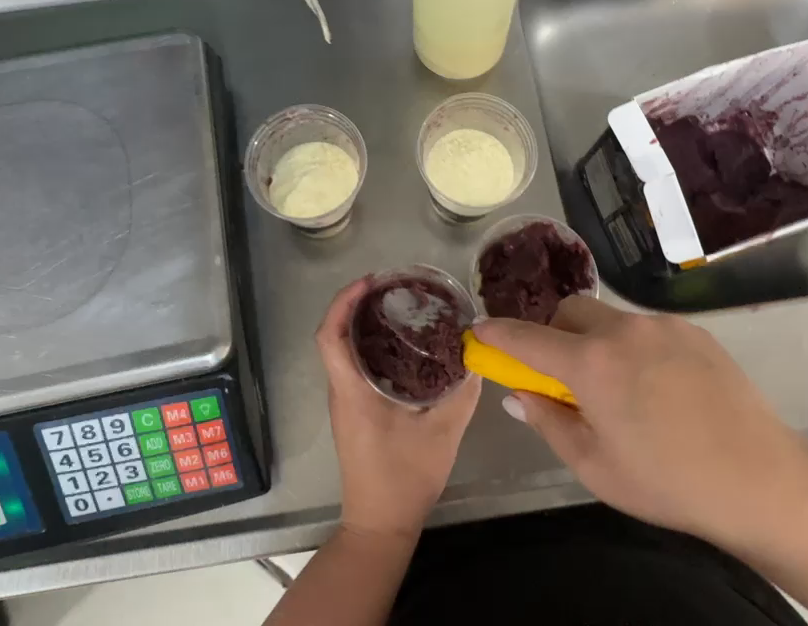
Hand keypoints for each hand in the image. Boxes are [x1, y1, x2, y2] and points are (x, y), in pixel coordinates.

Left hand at [315, 276, 479, 539]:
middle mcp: (341, 392)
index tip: (369, 281)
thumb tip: (477, 357)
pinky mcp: (354, 412)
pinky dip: (369, 345)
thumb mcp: (442, 434)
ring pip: (343, 351)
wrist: (380, 526)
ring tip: (396, 306)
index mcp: (352, 391)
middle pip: (334, 336)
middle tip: (390, 287)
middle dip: (355, 305)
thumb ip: (462, 394)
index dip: (343, 302)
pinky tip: (401, 344)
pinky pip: (353, 366)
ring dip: (361, 324)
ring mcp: (345, 403)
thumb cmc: (403, 479)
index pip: (330, 336)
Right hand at [473, 295, 807, 552]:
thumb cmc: (668, 482)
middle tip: (564, 378)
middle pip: (569, 312)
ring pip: (610, 319)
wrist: (762, 480)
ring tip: (620, 390)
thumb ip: (548, 422)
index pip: (527, 337)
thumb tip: (519, 395)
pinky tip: (659, 389)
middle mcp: (623, 330)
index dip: (498, 335)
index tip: (480, 333)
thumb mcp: (595, 466)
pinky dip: (634, 347)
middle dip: (554, 335)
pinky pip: (646, 329)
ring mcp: (662, 326)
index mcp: (591, 364)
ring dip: (596, 342)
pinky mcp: (694, 331)